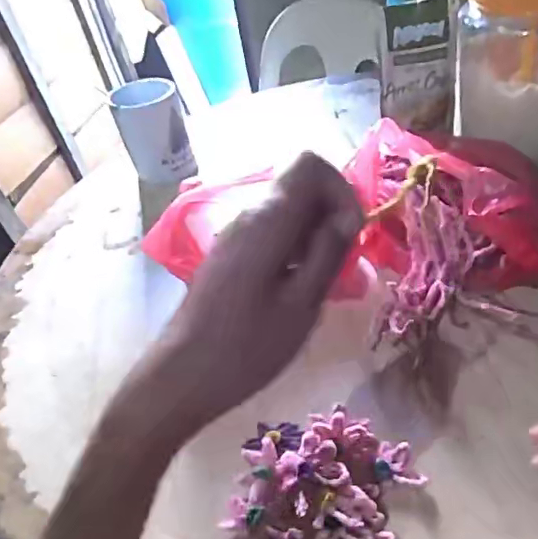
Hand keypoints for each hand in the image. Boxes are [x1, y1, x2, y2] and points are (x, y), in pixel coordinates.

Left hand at [131, 153, 363, 442]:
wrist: (185, 376)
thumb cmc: (248, 348)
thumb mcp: (302, 304)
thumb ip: (328, 253)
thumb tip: (348, 217)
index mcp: (266, 220)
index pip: (310, 163)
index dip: (341, 190)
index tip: (352, 235)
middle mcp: (248, 215)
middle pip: (302, 184)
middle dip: (334, 214)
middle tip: (346, 263)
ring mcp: (237, 234)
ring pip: (290, 210)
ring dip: (318, 234)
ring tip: (329, 280)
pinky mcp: (232, 255)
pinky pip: (275, 233)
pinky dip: (299, 248)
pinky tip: (303, 287)